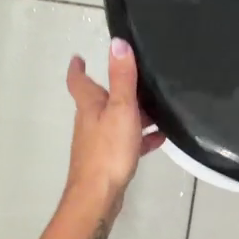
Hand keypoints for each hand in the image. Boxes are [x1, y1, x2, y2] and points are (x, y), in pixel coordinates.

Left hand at [64, 38, 164, 215]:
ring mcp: (99, 142)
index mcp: (90, 105)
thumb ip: (122, 77)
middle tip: (138, 77)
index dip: (78, 67)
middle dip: (117, 88)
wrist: (98, 196)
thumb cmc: (108, 149)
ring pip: (117, 120)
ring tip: (159, 107)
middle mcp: (91, 121)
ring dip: (134, 113)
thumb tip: (117, 42)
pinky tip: (161, 138)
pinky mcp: (109, 160)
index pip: (78, 80)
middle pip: (102, 99)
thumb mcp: (121, 108)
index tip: (79, 57)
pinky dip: (142, 137)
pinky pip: (128, 142)